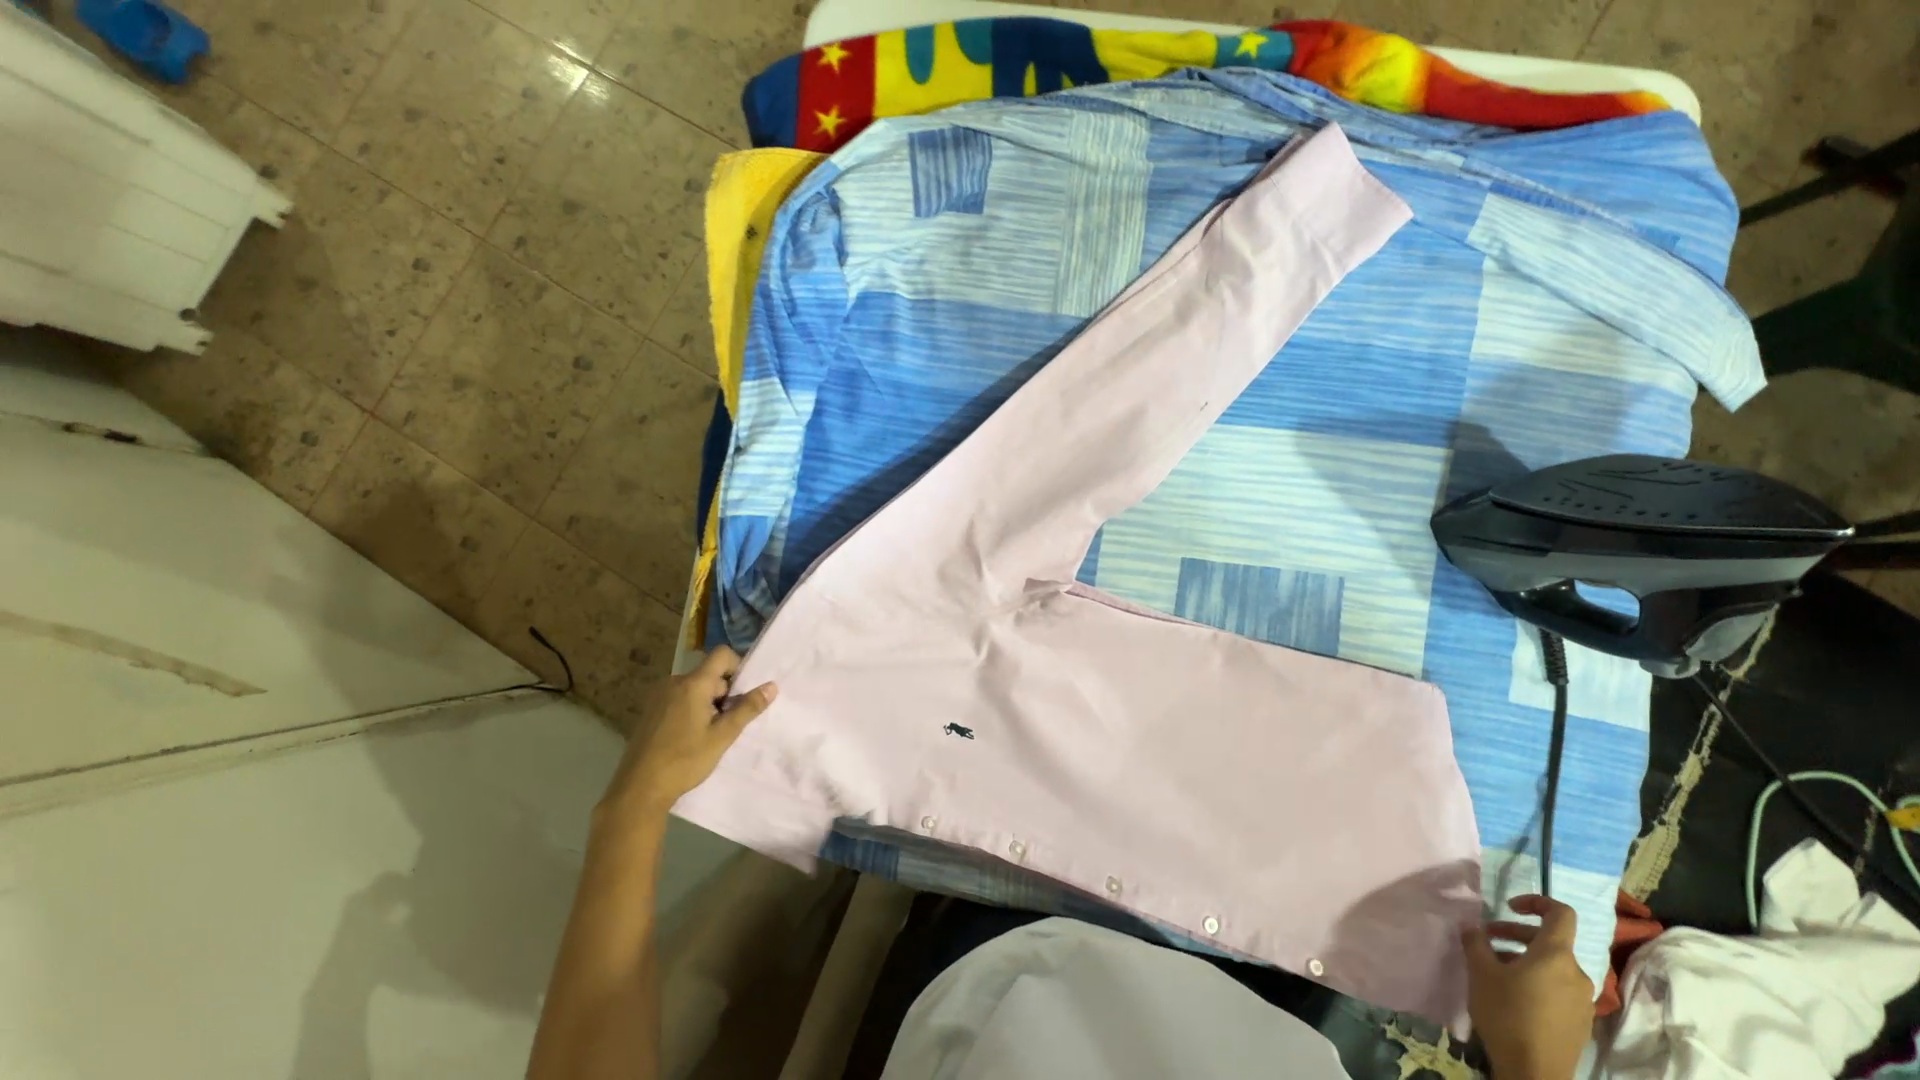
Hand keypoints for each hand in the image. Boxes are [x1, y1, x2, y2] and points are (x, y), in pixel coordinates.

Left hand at [599, 646, 776, 817]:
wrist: (640, 787)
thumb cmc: (685, 761)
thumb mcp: (722, 736)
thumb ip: (747, 709)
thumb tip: (772, 686)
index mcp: (692, 684)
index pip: (722, 655)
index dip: (738, 668)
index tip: (743, 695)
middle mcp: (673, 682)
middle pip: (709, 674)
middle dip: (724, 693)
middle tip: (728, 724)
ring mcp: (659, 695)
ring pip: (694, 688)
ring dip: (708, 703)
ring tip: (710, 734)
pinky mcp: (650, 709)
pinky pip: (679, 698)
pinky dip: (691, 709)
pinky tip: (690, 737)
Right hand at [1463, 895, 1593, 1079]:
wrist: (1534, 1074)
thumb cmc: (1507, 1014)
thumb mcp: (1481, 973)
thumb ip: (1476, 942)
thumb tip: (1471, 925)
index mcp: (1556, 956)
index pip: (1561, 913)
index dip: (1537, 902)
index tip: (1510, 906)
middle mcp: (1577, 973)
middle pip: (1550, 942)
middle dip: (1516, 935)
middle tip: (1486, 941)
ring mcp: (1582, 1000)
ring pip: (1552, 967)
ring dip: (1524, 960)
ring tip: (1495, 973)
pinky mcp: (1580, 1022)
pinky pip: (1558, 989)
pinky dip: (1537, 982)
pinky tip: (1514, 999)